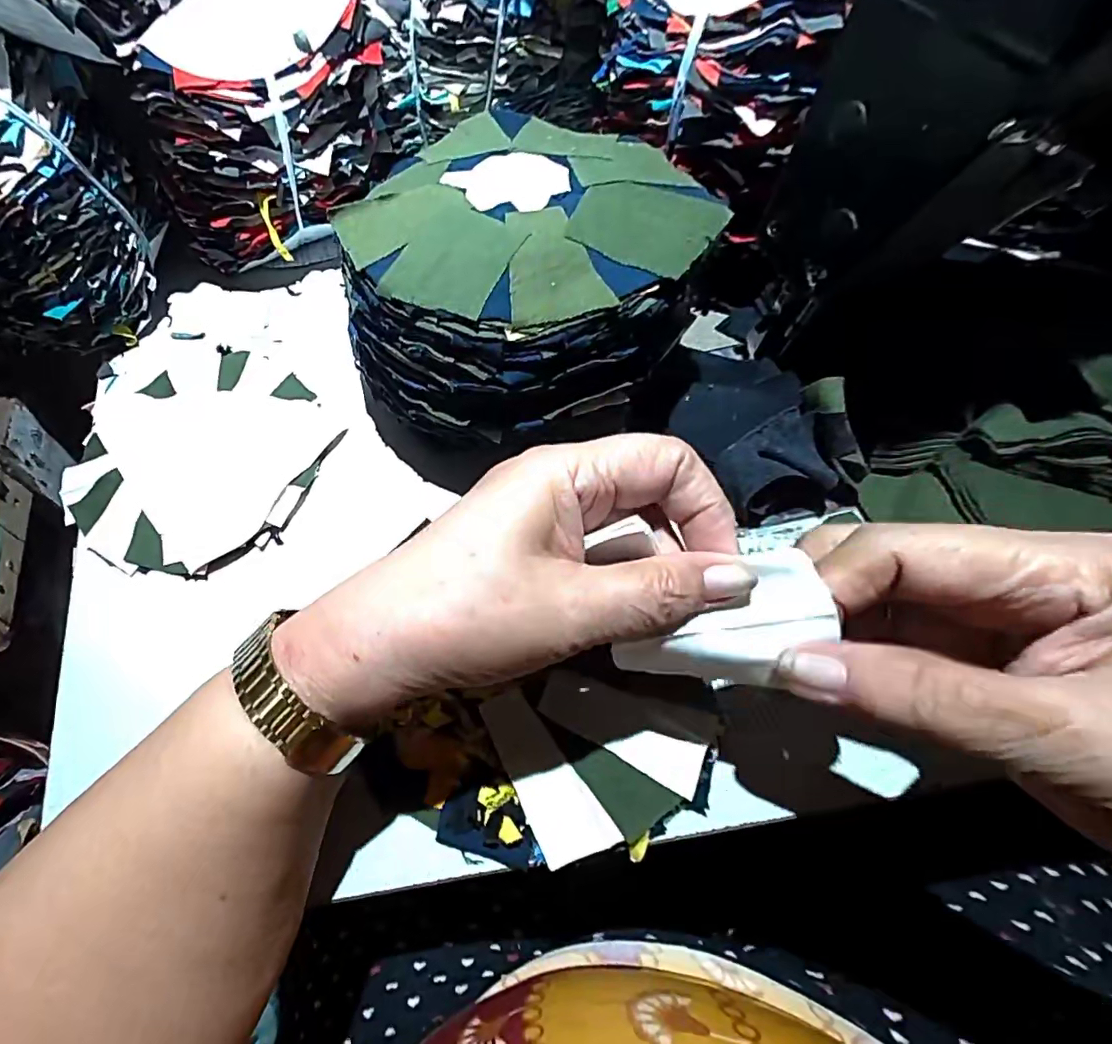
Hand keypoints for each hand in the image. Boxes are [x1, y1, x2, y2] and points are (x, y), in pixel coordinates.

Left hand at [272, 435, 748, 728]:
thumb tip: (737, 580)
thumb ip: (658, 592)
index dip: (707, 509)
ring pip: (625, 531)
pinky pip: (597, 559)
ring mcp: (542, 520)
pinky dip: (625, 587)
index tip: (724, 574)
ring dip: (658, 572)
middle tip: (708, 606)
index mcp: (565, 471)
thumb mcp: (573, 608)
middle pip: (649, 492)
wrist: (374, 650)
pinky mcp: (531, 555)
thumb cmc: (469, 617)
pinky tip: (637, 625)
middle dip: (688, 543)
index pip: (667, 460)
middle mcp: (557, 483)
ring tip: (678, 624)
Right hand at [783, 523, 1111, 1042]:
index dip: (833, 580)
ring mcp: (1008, 639)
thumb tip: (794, 668)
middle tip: (758, 643)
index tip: (771, 627)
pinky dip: (860, 678)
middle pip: (892, 573)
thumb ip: (924, 697)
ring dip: (831, 640)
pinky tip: (819, 688)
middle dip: (821, 601)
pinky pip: (909, 669)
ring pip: (891, 621)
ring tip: (769, 663)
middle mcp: (1023, 585)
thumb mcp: (1079, 736)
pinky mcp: (999, 689)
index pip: (911, 548)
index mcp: (1062, 562)